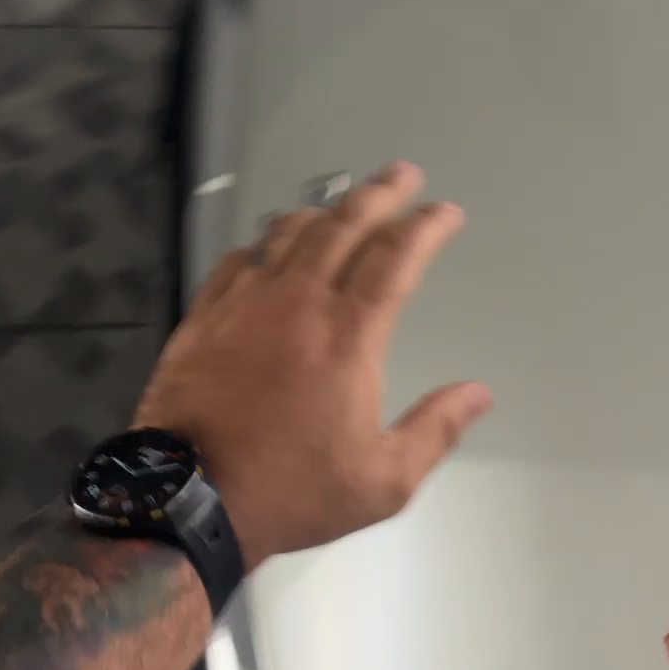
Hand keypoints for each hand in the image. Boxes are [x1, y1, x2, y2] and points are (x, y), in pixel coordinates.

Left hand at [133, 161, 492, 571]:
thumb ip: (437, 430)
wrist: (188, 496)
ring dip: (324, 212)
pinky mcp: (207, 311)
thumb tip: (480, 392)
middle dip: (381, 193)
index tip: (446, 212)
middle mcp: (300, 299)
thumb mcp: (382, 481)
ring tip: (342, 206)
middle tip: (403, 174)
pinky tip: (272, 246)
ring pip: (290, 232)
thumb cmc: (292, 489)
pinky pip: (242, 257)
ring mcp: (247, 299)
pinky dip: (267, 243)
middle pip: (345, 225)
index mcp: (349, 332)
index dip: (427, 227)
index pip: (397, 257)